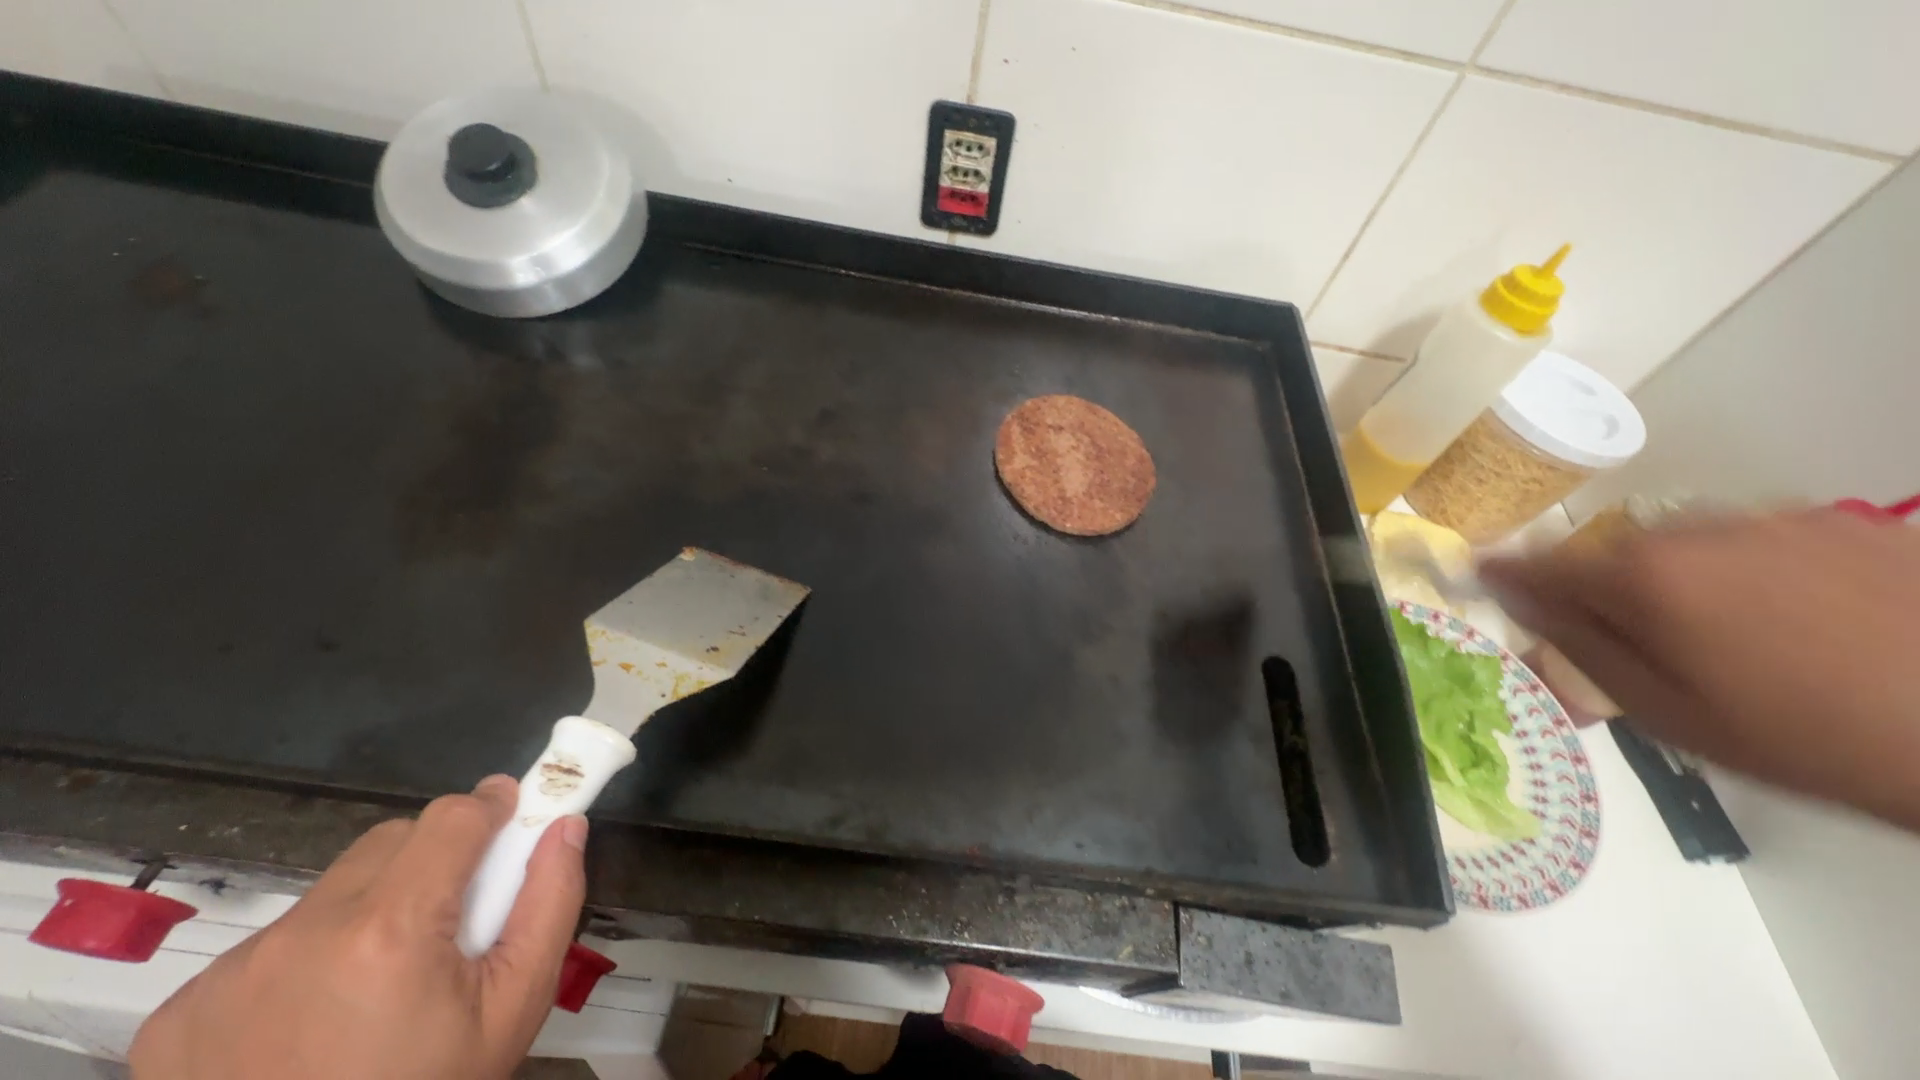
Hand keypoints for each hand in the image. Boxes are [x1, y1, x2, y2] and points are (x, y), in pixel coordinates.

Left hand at [130, 776, 587, 1079]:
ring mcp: (231, 972)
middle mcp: (301, 933)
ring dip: (370, 909)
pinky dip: (305, 960)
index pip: (450, 818)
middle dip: (434, 857)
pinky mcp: (180, 1010)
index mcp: (391, 928)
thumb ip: (550, 904)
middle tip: (456, 916)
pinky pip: (267, 946)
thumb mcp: (515, 1008)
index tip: (511, 812)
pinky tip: (315, 1019)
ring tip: (381, 983)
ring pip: (330, 892)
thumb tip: (564, 826)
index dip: (490, 807)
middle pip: (389, 843)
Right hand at [1481, 510, 1919, 828]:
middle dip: (1611, 584)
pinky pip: (1764, 538)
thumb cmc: (1797, 738)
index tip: (1484, 574)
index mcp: (1646, 578)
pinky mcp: (1849, 524)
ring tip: (1731, 633)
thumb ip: (1579, 643)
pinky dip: (1754, 567)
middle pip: (1621, 550)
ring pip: (1693, 540)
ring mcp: (1782, 520)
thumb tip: (1517, 597)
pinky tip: (1796, 616)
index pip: (1544, 564)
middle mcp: (1702, 530)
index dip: (1507, 572)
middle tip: (1638, 638)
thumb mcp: (1663, 710)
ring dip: (1685, 573)